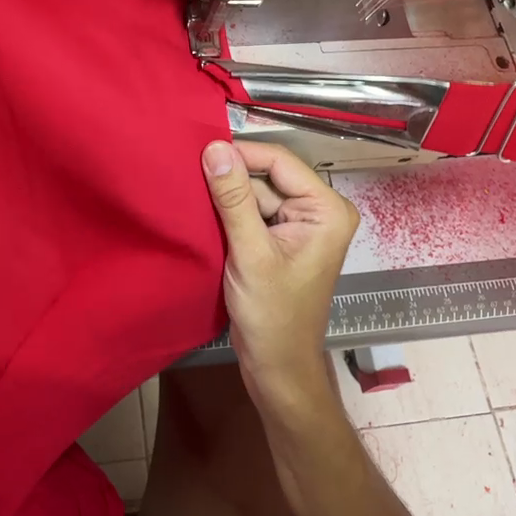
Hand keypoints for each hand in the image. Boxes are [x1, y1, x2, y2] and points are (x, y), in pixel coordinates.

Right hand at [201, 140, 359, 404]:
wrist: (276, 366)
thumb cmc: (272, 316)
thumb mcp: (250, 253)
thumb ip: (233, 199)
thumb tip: (214, 148)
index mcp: (326, 209)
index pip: (280, 161)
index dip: (241, 154)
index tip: (199, 152)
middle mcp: (319, 209)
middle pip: (266, 175)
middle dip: (231, 177)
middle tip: (189, 174)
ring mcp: (300, 224)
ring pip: (255, 192)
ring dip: (227, 196)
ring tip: (192, 195)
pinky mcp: (281, 237)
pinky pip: (253, 211)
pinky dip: (230, 213)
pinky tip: (205, 213)